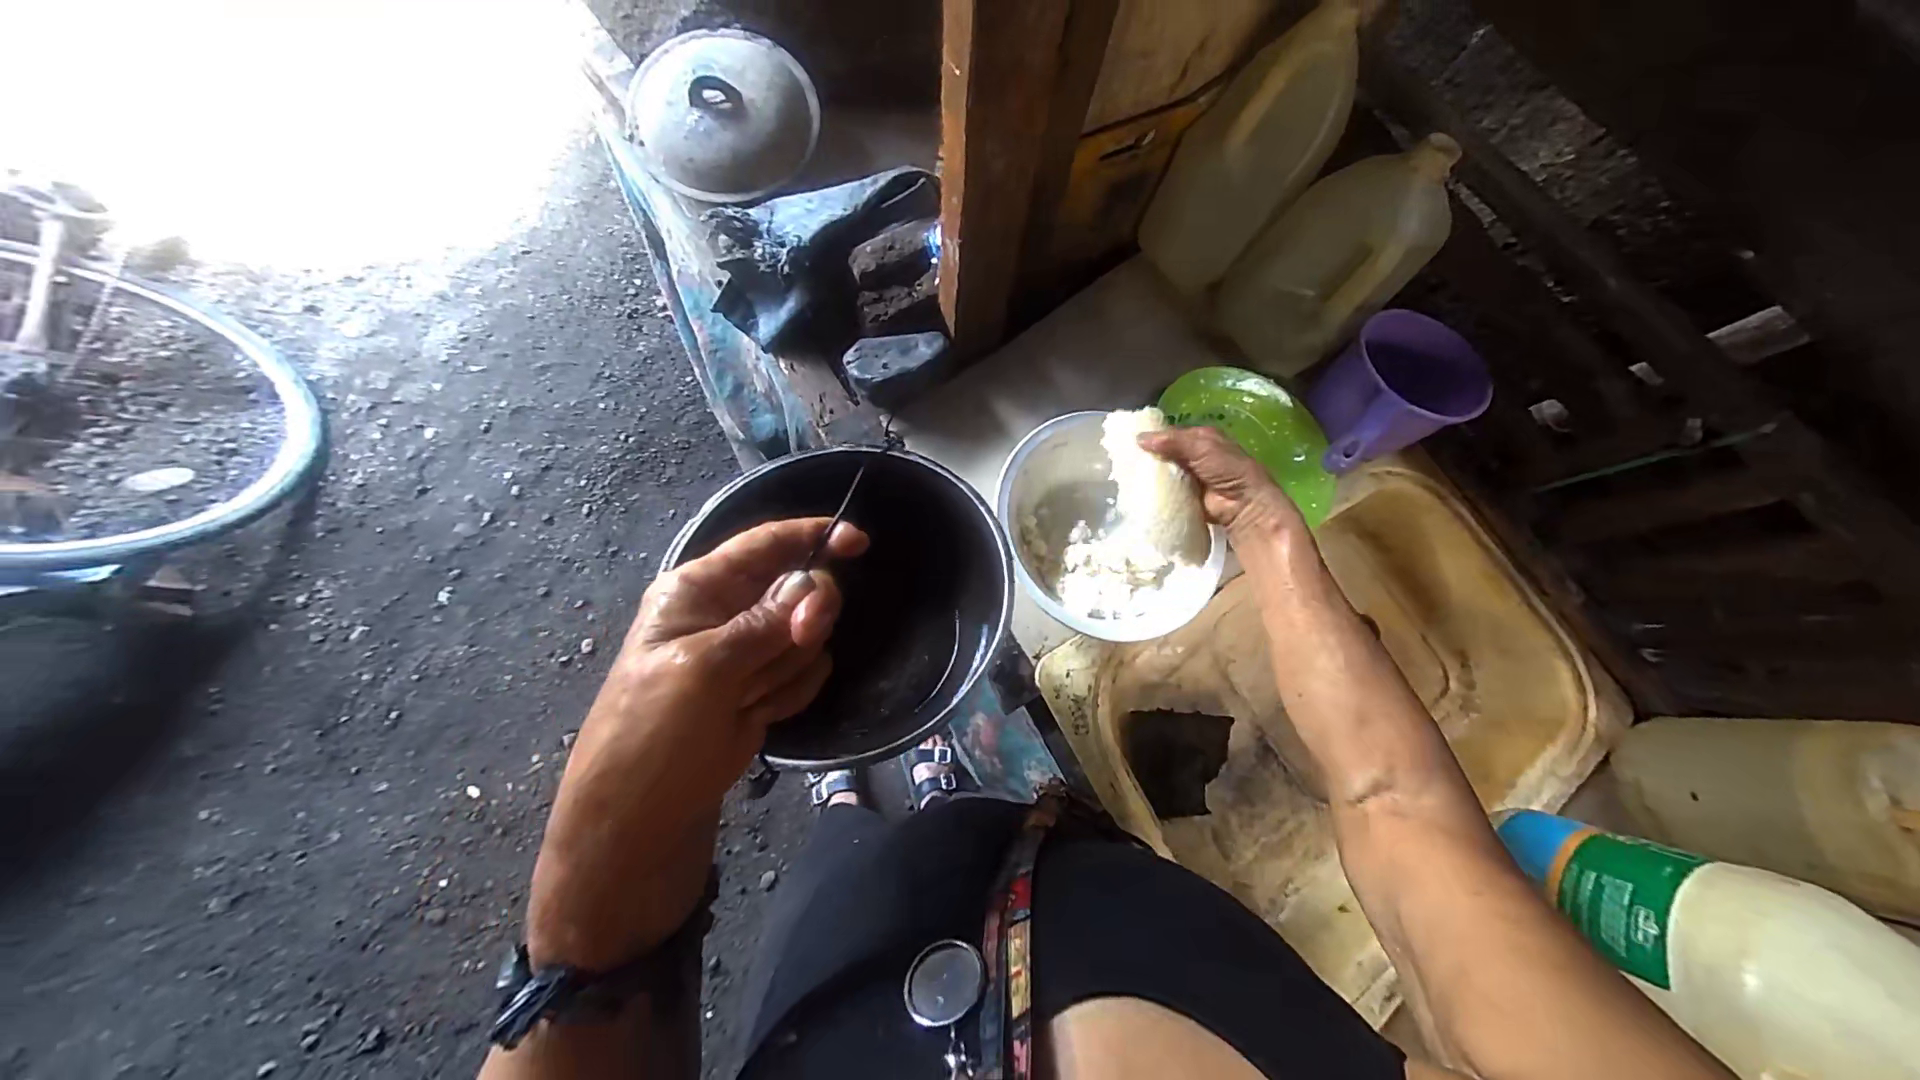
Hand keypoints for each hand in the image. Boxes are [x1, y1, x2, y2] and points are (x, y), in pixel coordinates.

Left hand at [525, 517, 866, 969]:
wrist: (640, 819)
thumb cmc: (653, 733)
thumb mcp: (705, 669)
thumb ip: (765, 622)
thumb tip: (813, 583)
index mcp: (699, 589)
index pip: (765, 545)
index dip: (812, 536)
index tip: (859, 542)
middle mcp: (726, 611)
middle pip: (798, 589)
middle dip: (803, 618)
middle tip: (798, 639)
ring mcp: (748, 650)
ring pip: (808, 634)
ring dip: (786, 668)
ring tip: (744, 700)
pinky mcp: (764, 685)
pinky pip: (807, 671)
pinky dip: (790, 693)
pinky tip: (755, 715)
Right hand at [1137, 426, 1307, 543]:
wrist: (1242, 505)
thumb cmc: (1226, 469)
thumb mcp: (1201, 447)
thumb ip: (1172, 441)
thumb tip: (1139, 439)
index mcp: (1201, 437)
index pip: (1171, 433)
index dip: (1153, 436)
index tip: (1129, 441)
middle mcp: (1194, 455)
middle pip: (1164, 453)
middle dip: (1147, 455)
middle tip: (1122, 458)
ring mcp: (1188, 476)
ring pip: (1162, 471)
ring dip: (1148, 473)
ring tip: (1124, 474)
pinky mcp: (1183, 495)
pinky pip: (1164, 489)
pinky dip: (1153, 489)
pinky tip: (1136, 489)